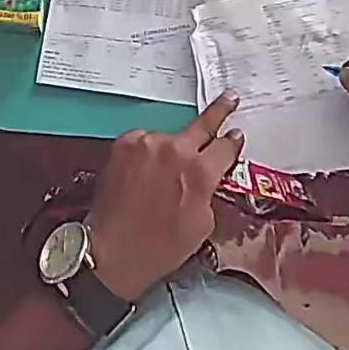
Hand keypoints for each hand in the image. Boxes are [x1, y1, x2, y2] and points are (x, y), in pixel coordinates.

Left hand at [87, 93, 244, 300]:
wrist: (113, 251)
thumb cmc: (161, 246)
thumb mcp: (202, 223)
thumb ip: (210, 189)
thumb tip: (211, 172)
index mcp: (199, 171)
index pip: (225, 147)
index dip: (232, 143)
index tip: (235, 136)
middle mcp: (174, 149)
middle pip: (203, 124)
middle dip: (220, 111)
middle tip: (229, 98)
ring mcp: (147, 143)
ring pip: (169, 138)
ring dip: (171, 150)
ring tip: (161, 176)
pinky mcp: (125, 143)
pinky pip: (145, 141)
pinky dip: (148, 152)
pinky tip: (143, 173)